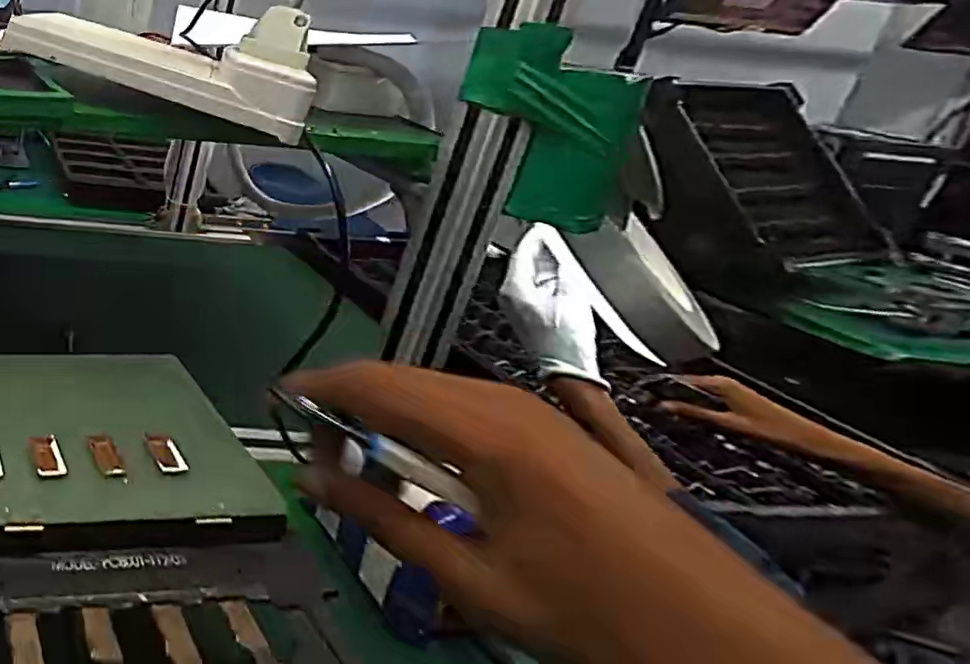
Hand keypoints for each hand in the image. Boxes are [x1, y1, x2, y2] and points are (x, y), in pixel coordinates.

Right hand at [286, 362, 868, 663]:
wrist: (738, 645)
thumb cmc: (602, 619)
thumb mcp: (480, 584)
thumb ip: (386, 523)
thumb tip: (313, 484)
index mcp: (483, 432)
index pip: (371, 385)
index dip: (317, 388)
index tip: (276, 401)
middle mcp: (500, 401)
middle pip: (391, 377)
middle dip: (343, 404)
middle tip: (317, 453)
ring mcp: (527, 407)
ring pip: (421, 387)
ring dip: (380, 414)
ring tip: (362, 467)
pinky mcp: (543, 422)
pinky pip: (456, 403)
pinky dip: (418, 422)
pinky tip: (417, 465)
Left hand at [499, 223, 605, 387]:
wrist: (566, 369)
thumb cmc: (566, 338)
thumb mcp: (571, 300)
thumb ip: (564, 276)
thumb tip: (562, 260)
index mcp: (514, 288)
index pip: (520, 255)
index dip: (532, 239)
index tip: (542, 227)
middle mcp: (509, 294)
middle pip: (521, 263)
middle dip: (537, 250)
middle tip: (552, 236)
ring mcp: (516, 304)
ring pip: (527, 275)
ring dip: (542, 264)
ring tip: (558, 250)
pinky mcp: (526, 313)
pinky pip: (533, 287)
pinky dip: (544, 277)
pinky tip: (559, 274)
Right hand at [656, 375, 859, 462]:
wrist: (819, 444)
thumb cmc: (778, 432)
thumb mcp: (733, 425)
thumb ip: (696, 414)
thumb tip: (662, 405)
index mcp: (720, 383)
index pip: (677, 379)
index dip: (657, 387)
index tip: (639, 395)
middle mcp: (724, 383)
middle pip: (685, 385)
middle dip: (667, 393)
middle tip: (647, 404)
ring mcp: (733, 391)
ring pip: (696, 392)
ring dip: (681, 400)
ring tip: (663, 411)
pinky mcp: (739, 401)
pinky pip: (707, 398)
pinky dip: (695, 405)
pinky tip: (690, 415)